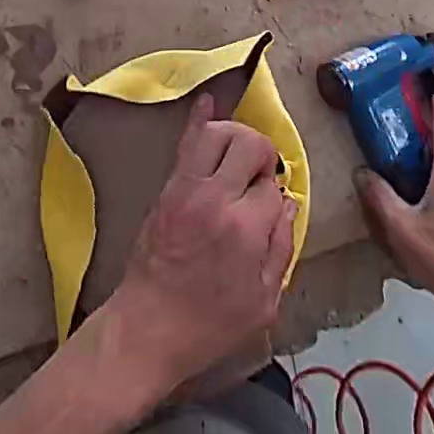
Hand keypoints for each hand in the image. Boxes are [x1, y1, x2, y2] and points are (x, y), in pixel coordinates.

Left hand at [104, 93, 297, 390]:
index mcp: (247, 229)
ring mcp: (188, 191)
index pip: (273, 185)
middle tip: (258, 179)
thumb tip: (288, 204)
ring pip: (220, 134)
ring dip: (237, 137)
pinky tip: (208, 101)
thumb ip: (283, 248)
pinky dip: (199, 119)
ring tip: (240, 157)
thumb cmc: (207, 324)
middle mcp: (218, 200)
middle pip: (251, 146)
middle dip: (263, 155)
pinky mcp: (168, 190)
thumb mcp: (263, 302)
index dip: (274, 194)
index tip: (266, 212)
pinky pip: (186, 144)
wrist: (144, 331)